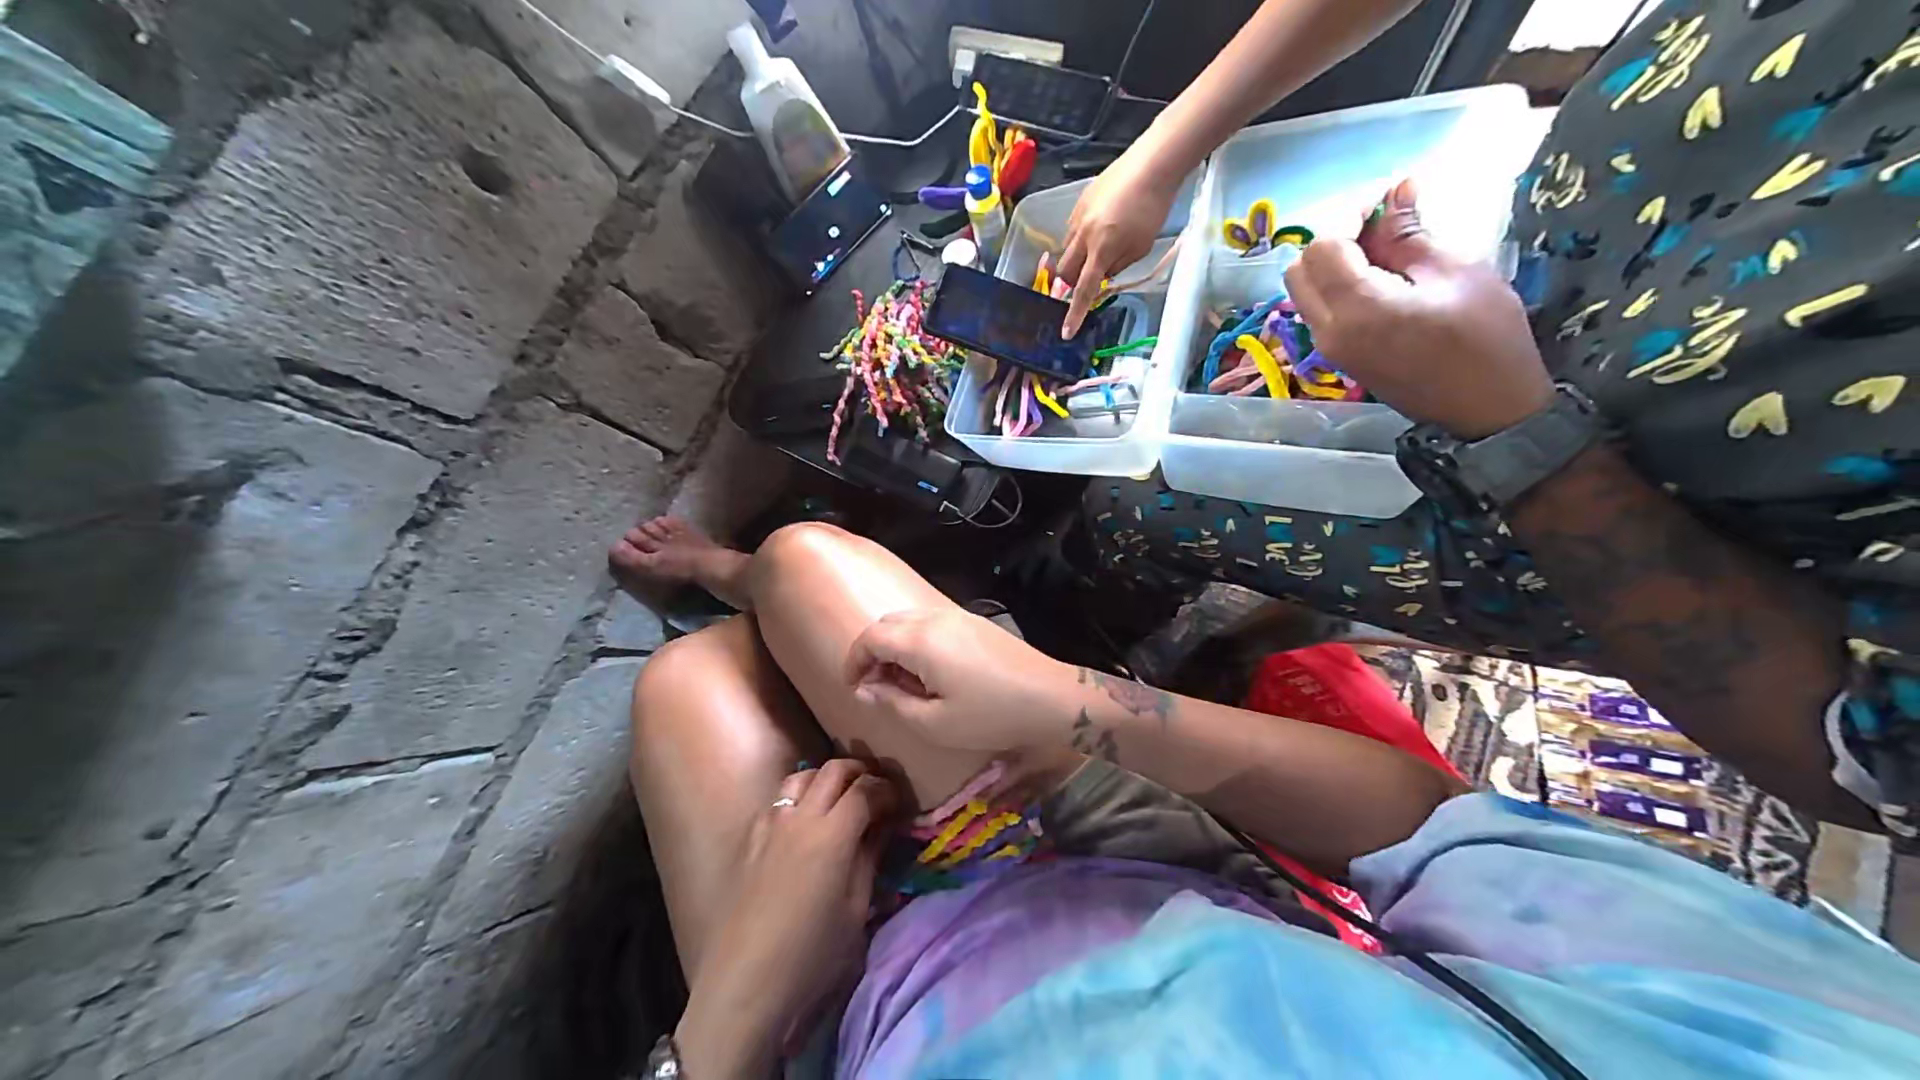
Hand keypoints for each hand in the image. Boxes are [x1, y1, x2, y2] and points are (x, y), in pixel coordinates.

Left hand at [675, 760, 898, 1077]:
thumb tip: (882, 826)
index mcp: (833, 834)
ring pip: (802, 776)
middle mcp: (801, 817)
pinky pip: (779, 799)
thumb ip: (869, 858)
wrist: (745, 984)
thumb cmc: (811, 955)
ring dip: (826, 777)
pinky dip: (799, 795)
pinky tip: (804, 819)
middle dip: (860, 771)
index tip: (898, 801)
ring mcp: (771, 824)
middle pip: (834, 769)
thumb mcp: (856, 909)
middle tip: (876, 788)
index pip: (865, 789)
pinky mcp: (750, 839)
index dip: (886, 789)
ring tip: (840, 795)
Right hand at [845, 608, 1075, 752]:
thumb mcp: (934, 723)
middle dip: (872, 651)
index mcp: (920, 641)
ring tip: (903, 683)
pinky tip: (932, 673)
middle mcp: (934, 619)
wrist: (1051, 696)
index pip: (870, 638)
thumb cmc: (990, 715)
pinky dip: (917, 641)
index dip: (854, 661)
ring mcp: (957, 617)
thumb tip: (864, 688)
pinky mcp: (975, 622)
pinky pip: (931, 623)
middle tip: (875, 687)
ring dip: (895, 645)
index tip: (854, 688)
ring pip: (909, 620)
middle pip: (887, 623)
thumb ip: (892, 702)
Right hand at [1058, 144, 1185, 338]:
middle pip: (1065, 273)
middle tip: (1087, 282)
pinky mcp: (1079, 202)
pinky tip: (1098, 231)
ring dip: (1075, 261)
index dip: (1075, 313)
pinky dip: (1079, 240)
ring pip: (1066, 251)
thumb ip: (1118, 265)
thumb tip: (1102, 275)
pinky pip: (1071, 231)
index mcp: (1101, 249)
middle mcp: (1083, 235)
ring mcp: (1078, 217)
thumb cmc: (1153, 207)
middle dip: (1071, 284)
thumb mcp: (1141, 246)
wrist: (1153, 162)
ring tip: (1097, 253)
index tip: (1066, 332)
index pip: (1084, 290)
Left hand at [1284, 179, 1553, 439]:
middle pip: (1300, 268)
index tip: (1386, 198)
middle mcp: (1326, 330)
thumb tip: (1395, 191)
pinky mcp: (1336, 355)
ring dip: (1330, 261)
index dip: (1349, 214)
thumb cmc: (1484, 337)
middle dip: (1332, 237)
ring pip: (1303, 290)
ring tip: (1382, 246)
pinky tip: (1377, 273)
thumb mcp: (1455, 272)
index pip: (1323, 247)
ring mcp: (1326, 346)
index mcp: (1355, 309)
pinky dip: (1335, 285)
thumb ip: (1409, 234)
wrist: (1485, 408)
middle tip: (1380, 223)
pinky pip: (1318, 309)